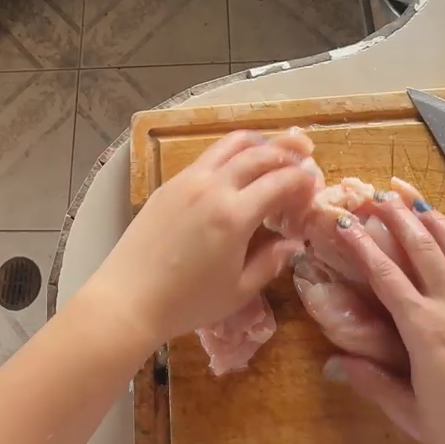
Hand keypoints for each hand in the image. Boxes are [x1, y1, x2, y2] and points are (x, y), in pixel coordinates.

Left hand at [82, 130, 319, 347]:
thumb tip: (294, 243)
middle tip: (307, 149)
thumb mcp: (238, 291)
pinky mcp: (171, 182)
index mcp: (234, 215)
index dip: (302, 178)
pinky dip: (231, 151)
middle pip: (258, 154)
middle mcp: (213, 187)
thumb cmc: (187, 302)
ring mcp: (189, 179)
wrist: (129, 297)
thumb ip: (270, 262)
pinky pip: (208, 156)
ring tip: (276, 145)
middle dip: (287, 148)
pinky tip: (238, 162)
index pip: (279, 182)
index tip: (315, 181)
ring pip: (230, 145)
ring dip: (258, 141)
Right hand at [326, 193, 444, 443]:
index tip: (343, 221)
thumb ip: (374, 383)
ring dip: (432, 217)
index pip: (385, 273)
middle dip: (398, 215)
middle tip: (378, 192)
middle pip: (422, 247)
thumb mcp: (414, 416)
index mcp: (425, 329)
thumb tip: (333, 363)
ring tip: (413, 196)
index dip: (361, 244)